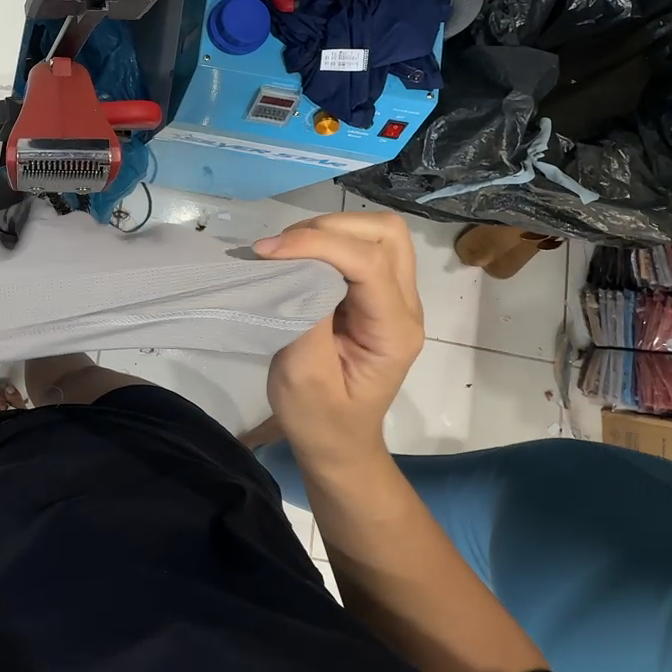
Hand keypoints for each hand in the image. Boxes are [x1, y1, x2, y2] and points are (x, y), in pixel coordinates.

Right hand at [255, 213, 424, 466]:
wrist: (336, 443)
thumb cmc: (318, 418)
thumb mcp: (303, 376)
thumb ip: (305, 318)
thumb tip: (294, 268)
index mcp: (393, 331)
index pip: (369, 262)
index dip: (318, 245)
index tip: (267, 252)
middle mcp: (404, 307)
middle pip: (386, 234)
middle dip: (330, 229)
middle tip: (281, 249)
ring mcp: (393, 298)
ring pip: (377, 234)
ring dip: (328, 231)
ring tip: (286, 251)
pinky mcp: (373, 294)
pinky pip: (360, 247)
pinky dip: (325, 241)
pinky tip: (295, 259)